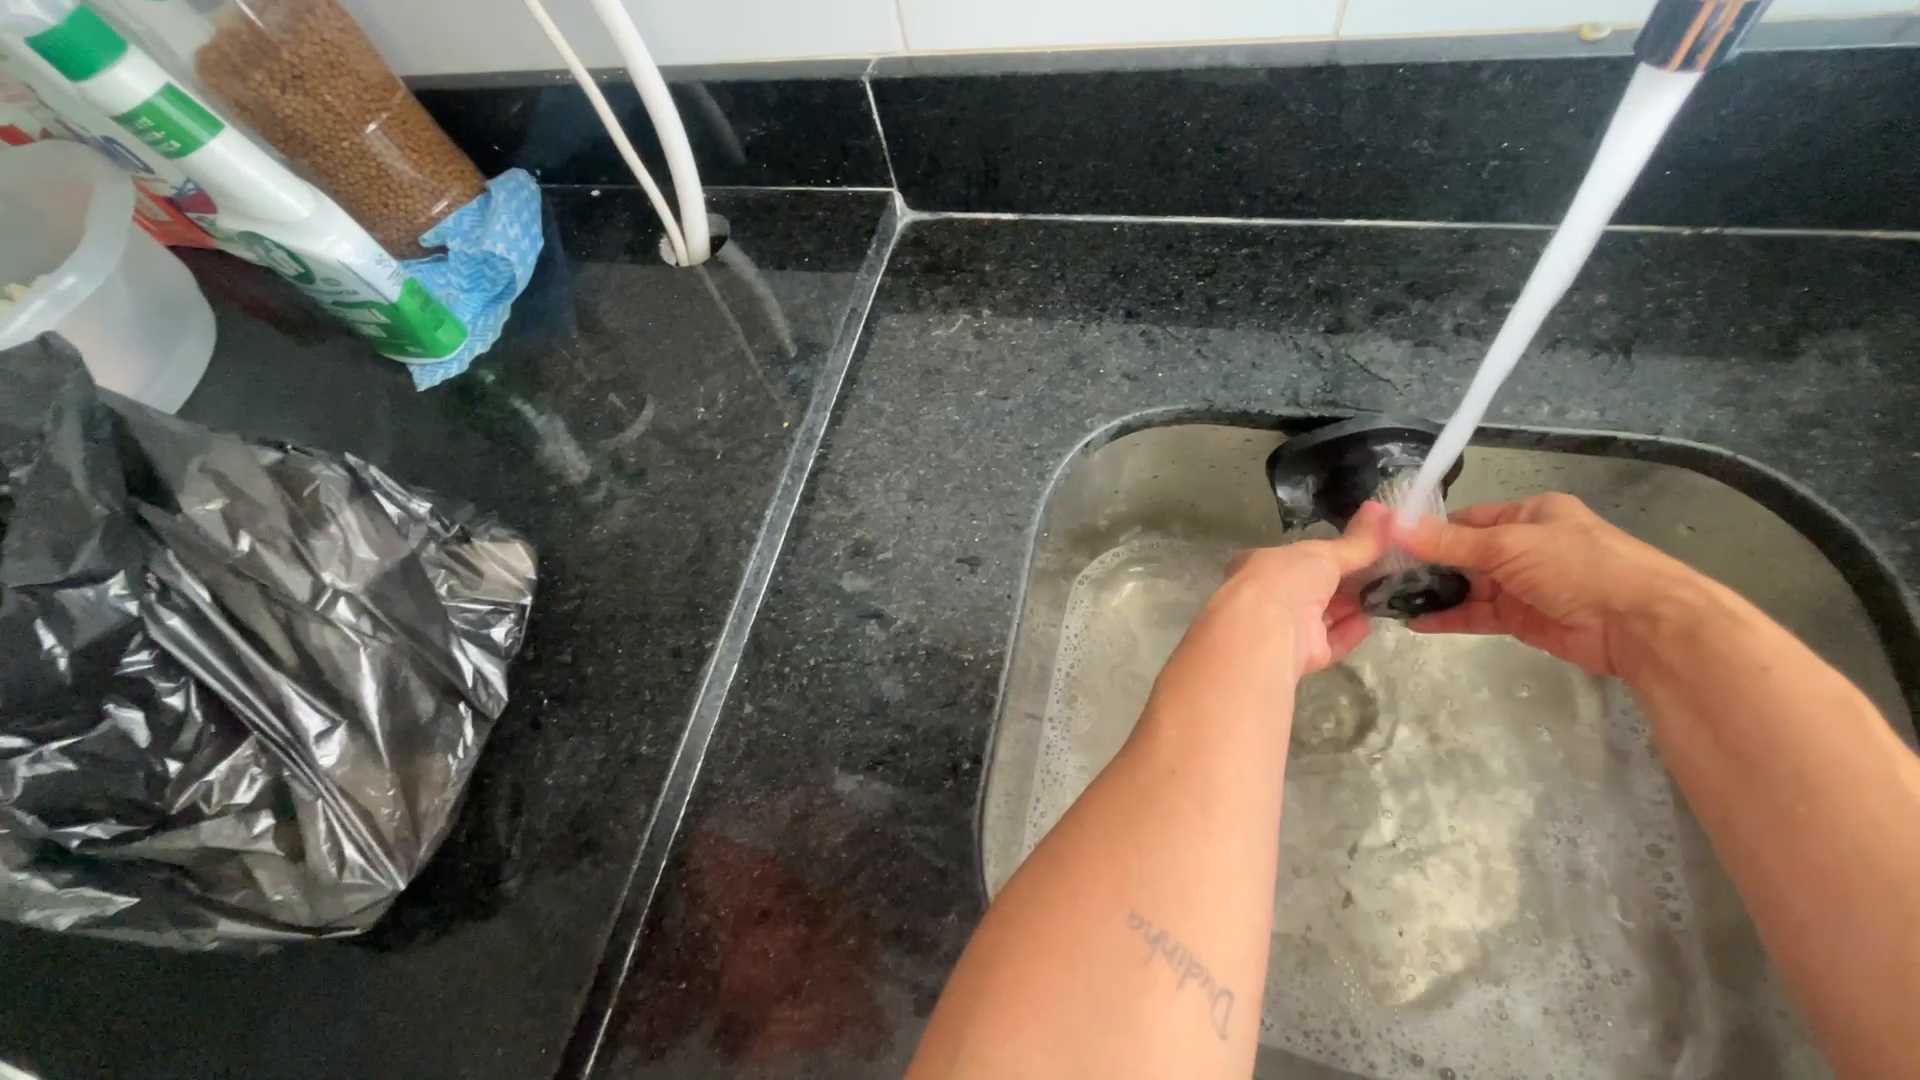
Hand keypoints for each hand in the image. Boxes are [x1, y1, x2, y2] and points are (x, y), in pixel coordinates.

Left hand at [1215, 502, 1391, 676]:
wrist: (1266, 630)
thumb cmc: (1286, 579)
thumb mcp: (1323, 552)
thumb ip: (1356, 541)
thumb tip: (1382, 509)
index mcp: (1263, 565)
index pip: (1298, 558)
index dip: (1329, 555)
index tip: (1364, 550)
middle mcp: (1270, 596)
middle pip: (1313, 589)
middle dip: (1345, 582)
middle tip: (1384, 571)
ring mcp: (1284, 628)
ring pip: (1323, 616)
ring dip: (1351, 606)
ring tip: (1385, 593)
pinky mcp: (1301, 656)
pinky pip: (1330, 642)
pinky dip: (1349, 633)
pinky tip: (1370, 623)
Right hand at [1390, 493, 1710, 677]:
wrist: (1641, 624)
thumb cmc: (1579, 567)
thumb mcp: (1509, 545)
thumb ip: (1449, 542)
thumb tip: (1393, 526)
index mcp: (1528, 515)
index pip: (1465, 519)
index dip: (1427, 530)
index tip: (1386, 542)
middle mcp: (1523, 546)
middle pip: (1461, 554)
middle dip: (1424, 565)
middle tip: (1379, 575)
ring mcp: (1521, 584)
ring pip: (1465, 586)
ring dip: (1432, 593)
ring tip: (1389, 600)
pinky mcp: (1520, 619)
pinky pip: (1475, 615)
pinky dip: (1448, 618)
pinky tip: (1415, 622)